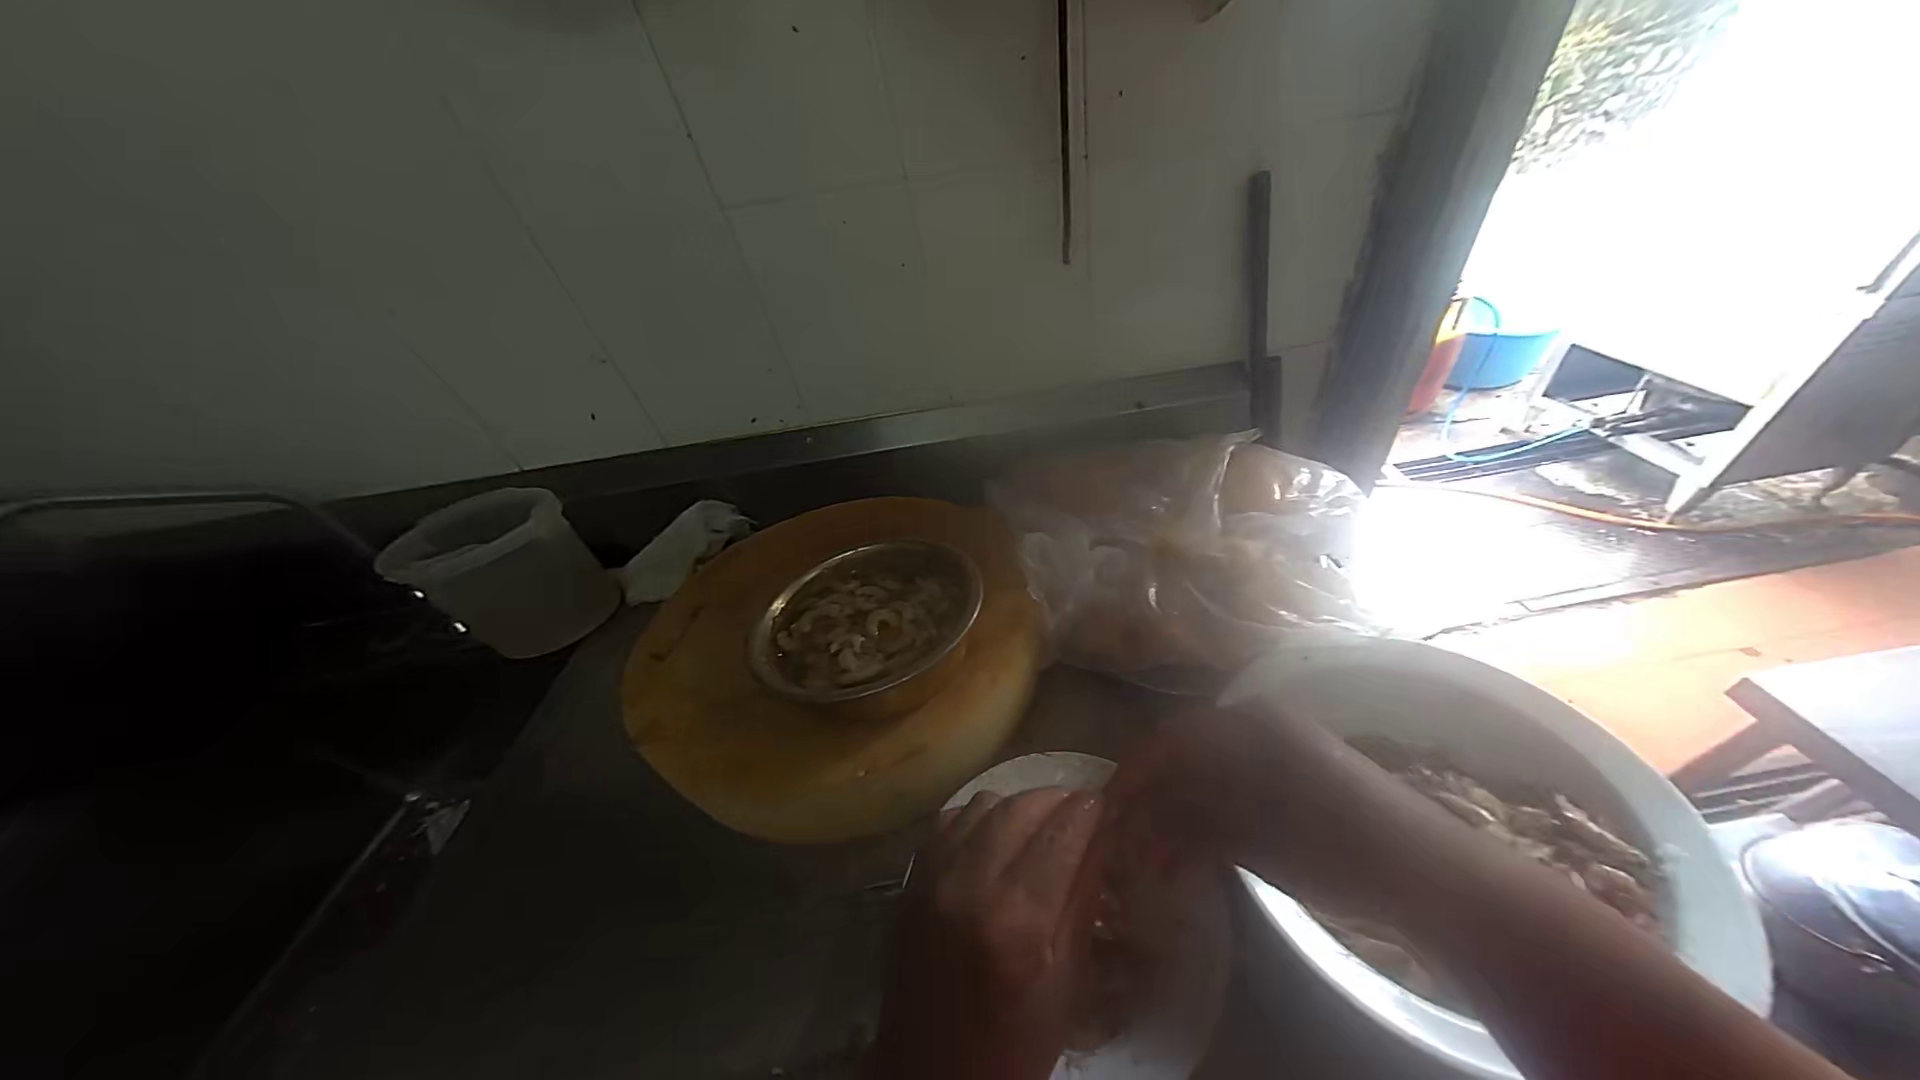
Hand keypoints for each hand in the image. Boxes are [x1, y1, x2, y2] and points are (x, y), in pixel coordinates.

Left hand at [870, 787, 1104, 1079]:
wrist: (931, 1071)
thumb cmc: (1015, 1040)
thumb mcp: (1067, 980)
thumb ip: (1082, 898)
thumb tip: (1101, 834)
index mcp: (1018, 920)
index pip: (1061, 834)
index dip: (1088, 810)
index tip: (1103, 802)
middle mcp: (970, 885)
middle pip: (1021, 808)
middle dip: (1056, 799)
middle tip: (1076, 809)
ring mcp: (933, 877)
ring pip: (984, 803)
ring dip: (1018, 804)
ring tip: (1037, 824)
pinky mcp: (911, 878)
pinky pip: (950, 819)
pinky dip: (978, 817)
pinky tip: (994, 837)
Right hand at [1106, 704, 1446, 916]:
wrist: (1427, 875)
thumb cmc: (1337, 840)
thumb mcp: (1254, 832)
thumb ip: (1189, 819)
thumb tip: (1131, 818)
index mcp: (1250, 723)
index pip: (1173, 739)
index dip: (1136, 772)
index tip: (1109, 807)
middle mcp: (1257, 733)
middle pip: (1183, 761)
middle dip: (1150, 801)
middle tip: (1124, 837)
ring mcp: (1272, 765)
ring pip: (1203, 786)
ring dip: (1173, 821)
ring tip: (1155, 860)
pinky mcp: (1282, 798)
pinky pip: (1228, 805)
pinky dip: (1202, 831)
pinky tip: (1189, 860)